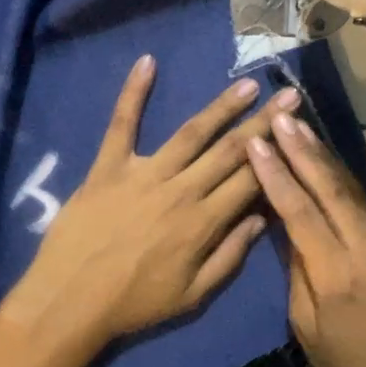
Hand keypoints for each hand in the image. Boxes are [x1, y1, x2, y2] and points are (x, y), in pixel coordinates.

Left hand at [7, 55, 298, 345]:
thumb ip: (230, 255)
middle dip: (262, 122)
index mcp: (203, 222)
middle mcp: (180, 190)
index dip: (276, 154)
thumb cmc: (134, 304)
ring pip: (190, 133)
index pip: (249, 180)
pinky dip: (133, 93)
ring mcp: (142, 174)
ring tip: (246, 84)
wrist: (70, 302)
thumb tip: (263, 218)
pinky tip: (146, 62)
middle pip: (229, 151)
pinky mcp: (107, 166)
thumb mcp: (192, 295)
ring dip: (220, 107)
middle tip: (288, 95)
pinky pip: (122, 124)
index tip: (296, 130)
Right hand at [246, 114, 365, 366]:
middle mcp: (360, 250)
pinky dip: (338, 175)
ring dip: (322, 156)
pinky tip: (323, 158)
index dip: (278, 176)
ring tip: (298, 126)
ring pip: (348, 190)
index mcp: (334, 274)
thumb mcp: (305, 324)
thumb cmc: (342, 364)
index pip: (301, 213)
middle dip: (303, 151)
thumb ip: (297, 270)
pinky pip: (358, 202)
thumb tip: (286, 226)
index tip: (257, 143)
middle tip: (280, 118)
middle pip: (330, 190)